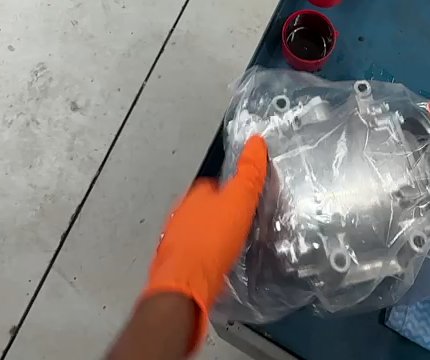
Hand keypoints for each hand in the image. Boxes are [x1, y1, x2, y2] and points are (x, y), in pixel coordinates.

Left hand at [142, 134, 268, 350]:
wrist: (184, 288)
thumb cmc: (211, 243)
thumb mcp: (239, 202)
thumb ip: (249, 173)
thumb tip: (256, 142)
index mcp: (196, 194)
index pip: (215, 184)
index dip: (230, 190)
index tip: (243, 199)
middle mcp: (180, 213)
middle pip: (203, 208)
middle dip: (218, 215)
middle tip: (236, 224)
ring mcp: (173, 240)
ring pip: (193, 231)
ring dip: (207, 237)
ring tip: (225, 247)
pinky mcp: (172, 265)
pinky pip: (189, 255)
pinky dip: (200, 258)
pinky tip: (211, 267)